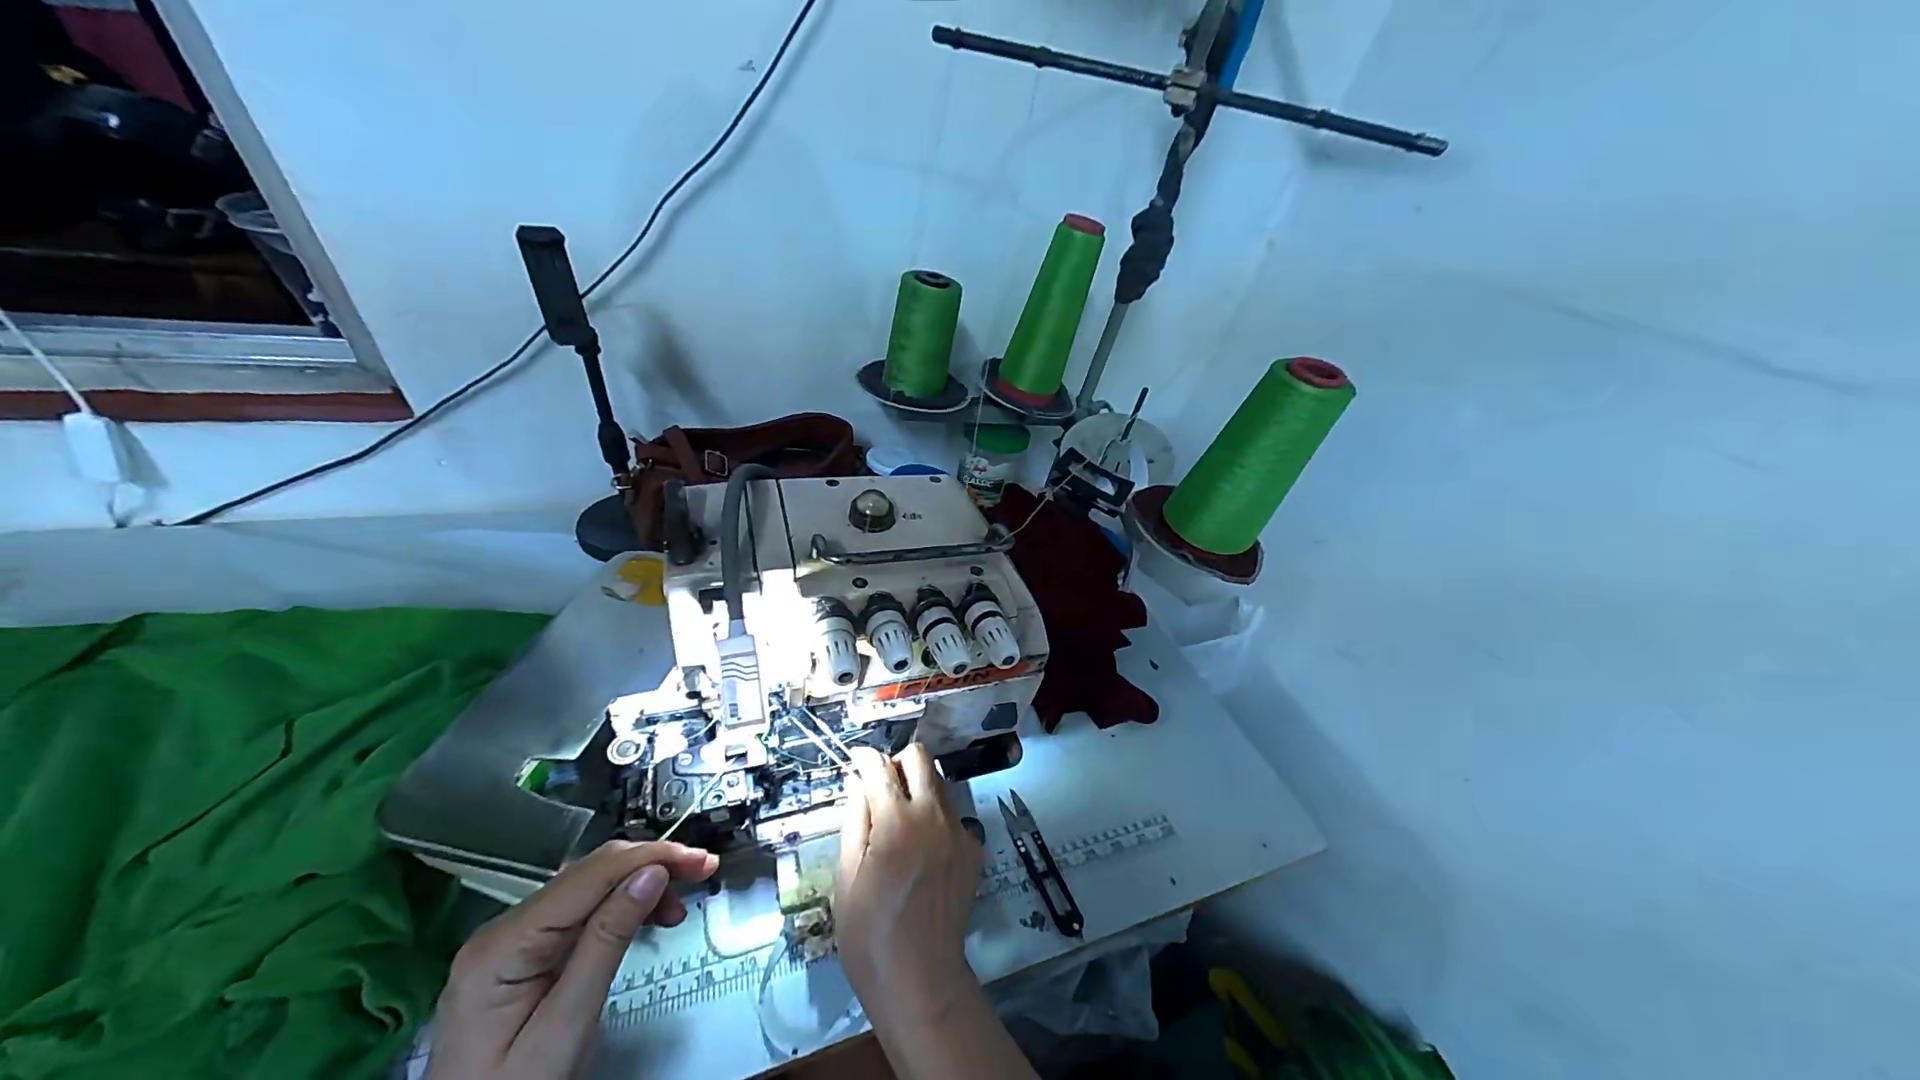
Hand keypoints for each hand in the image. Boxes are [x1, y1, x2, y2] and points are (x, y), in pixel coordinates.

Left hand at [426, 841, 719, 1079]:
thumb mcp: (566, 1027)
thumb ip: (606, 944)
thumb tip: (650, 875)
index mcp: (504, 944)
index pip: (590, 875)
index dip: (651, 857)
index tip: (699, 860)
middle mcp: (503, 929)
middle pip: (590, 872)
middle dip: (651, 864)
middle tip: (701, 872)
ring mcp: (511, 940)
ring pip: (589, 886)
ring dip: (639, 884)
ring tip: (677, 907)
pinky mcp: (523, 953)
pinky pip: (581, 911)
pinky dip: (621, 905)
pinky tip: (646, 916)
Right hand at [834, 745, 983, 1027]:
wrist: (920, 978)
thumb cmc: (870, 934)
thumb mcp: (847, 876)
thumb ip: (854, 820)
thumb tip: (857, 781)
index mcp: (896, 821)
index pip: (879, 766)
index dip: (863, 758)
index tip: (855, 762)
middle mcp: (934, 815)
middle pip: (920, 758)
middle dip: (896, 763)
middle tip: (879, 789)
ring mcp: (959, 831)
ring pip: (939, 784)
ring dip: (917, 789)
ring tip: (899, 823)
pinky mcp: (973, 849)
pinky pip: (952, 816)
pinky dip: (934, 818)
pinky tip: (921, 851)